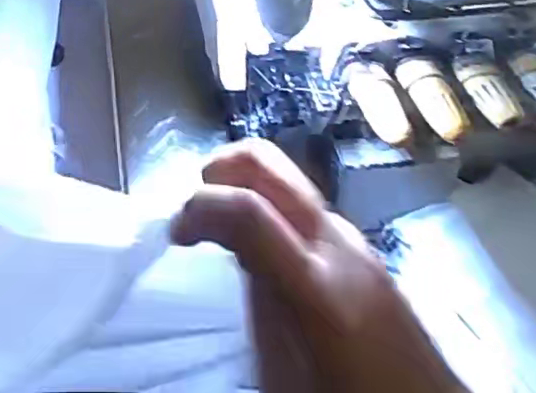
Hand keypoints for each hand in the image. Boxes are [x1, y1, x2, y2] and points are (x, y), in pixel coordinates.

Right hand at [174, 141, 462, 392]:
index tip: (176, 230)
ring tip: (216, 222)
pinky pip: (304, 205)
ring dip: (245, 182)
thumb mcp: (291, 383)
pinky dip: (268, 203)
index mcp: (318, 286)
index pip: (250, 212)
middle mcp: (336, 242)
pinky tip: (258, 244)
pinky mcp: (359, 244)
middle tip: (194, 203)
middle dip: (222, 165)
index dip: (203, 208)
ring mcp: (352, 237)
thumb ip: (260, 315)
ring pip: (288, 178)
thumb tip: (238, 259)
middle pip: (271, 165)